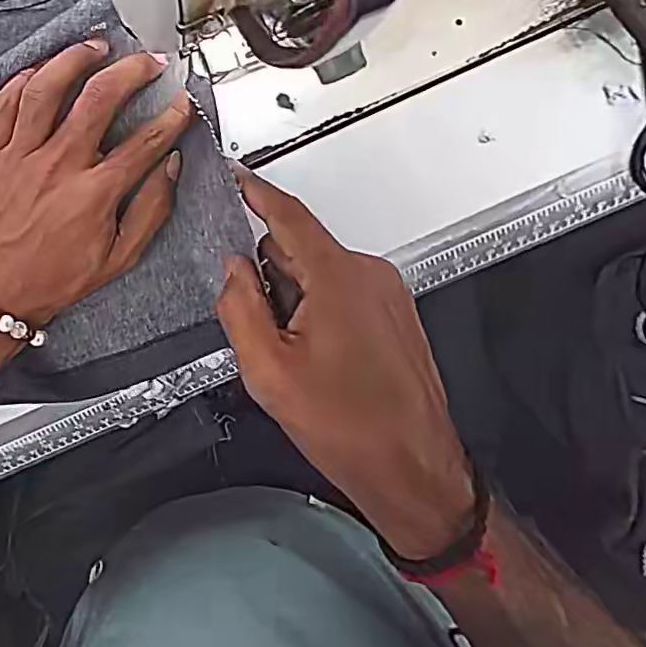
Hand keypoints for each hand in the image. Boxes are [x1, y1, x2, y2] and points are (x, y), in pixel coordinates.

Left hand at [0, 35, 194, 388]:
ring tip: (96, 45)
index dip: (172, 117)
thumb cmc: (54, 277)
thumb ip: (151, 211)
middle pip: (99, 100)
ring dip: (73, 60)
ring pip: (46, 90)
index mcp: (93, 194)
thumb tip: (169, 168)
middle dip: (131, 71)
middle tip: (149, 61)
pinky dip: (21, 81)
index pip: (144, 142)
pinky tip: (41, 69)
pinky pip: (3, 106)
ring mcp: (22, 157)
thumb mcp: (118, 258)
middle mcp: (58, 167)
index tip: (183, 103)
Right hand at [216, 163, 474, 559]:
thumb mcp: (267, 370)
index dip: (256, 192)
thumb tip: (233, 271)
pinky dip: (318, 311)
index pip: (288, 216)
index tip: (239, 177)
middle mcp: (368, 276)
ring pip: (318, 273)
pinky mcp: (394, 312)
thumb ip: (239, 306)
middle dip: (270, 279)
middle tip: (264, 331)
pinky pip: (341, 290)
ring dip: (294, 300)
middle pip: (297, 250)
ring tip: (299, 356)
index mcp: (338, 279)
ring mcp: (386, 293)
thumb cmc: (354, 428)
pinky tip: (320, 358)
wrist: (412, 469)